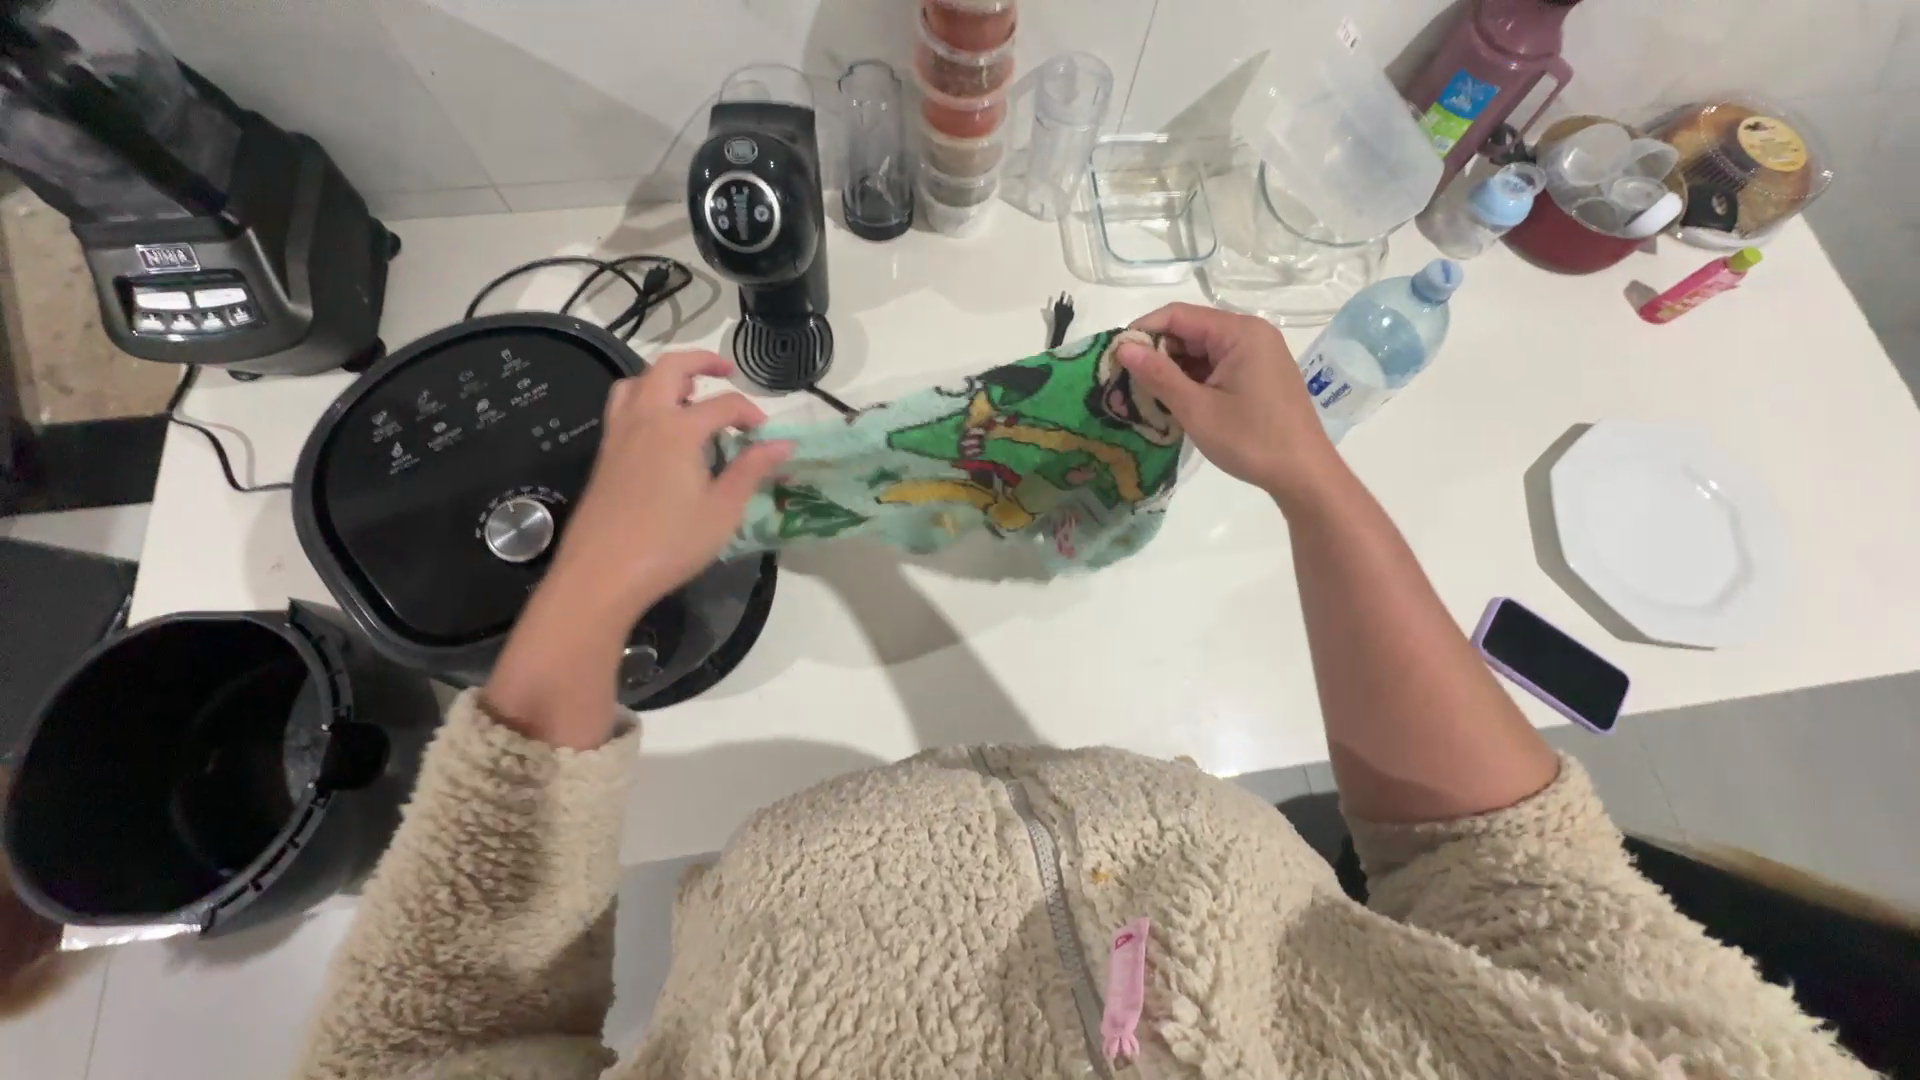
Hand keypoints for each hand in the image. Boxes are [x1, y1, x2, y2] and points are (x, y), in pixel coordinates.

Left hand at [546, 350, 792, 622]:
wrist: (602, 573)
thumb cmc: (670, 543)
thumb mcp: (723, 510)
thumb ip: (751, 470)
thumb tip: (782, 444)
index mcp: (678, 429)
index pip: (723, 404)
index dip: (750, 413)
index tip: (767, 433)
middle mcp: (645, 419)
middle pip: (670, 368)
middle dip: (701, 362)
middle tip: (727, 372)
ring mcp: (619, 435)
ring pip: (638, 382)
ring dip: (666, 377)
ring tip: (689, 392)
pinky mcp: (605, 455)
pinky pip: (624, 407)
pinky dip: (647, 399)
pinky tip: (663, 430)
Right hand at [1117, 303, 1340, 506]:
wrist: (1303, 474)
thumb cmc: (1250, 439)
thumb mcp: (1196, 408)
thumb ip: (1158, 375)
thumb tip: (1123, 348)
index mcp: (1239, 332)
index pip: (1178, 315)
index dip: (1142, 331)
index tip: (1114, 357)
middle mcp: (1251, 334)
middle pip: (1190, 330)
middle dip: (1156, 353)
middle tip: (1124, 381)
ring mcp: (1258, 355)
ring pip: (1202, 351)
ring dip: (1172, 369)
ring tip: (1143, 395)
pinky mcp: (1259, 376)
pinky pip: (1217, 367)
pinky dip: (1192, 380)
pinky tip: (1173, 402)